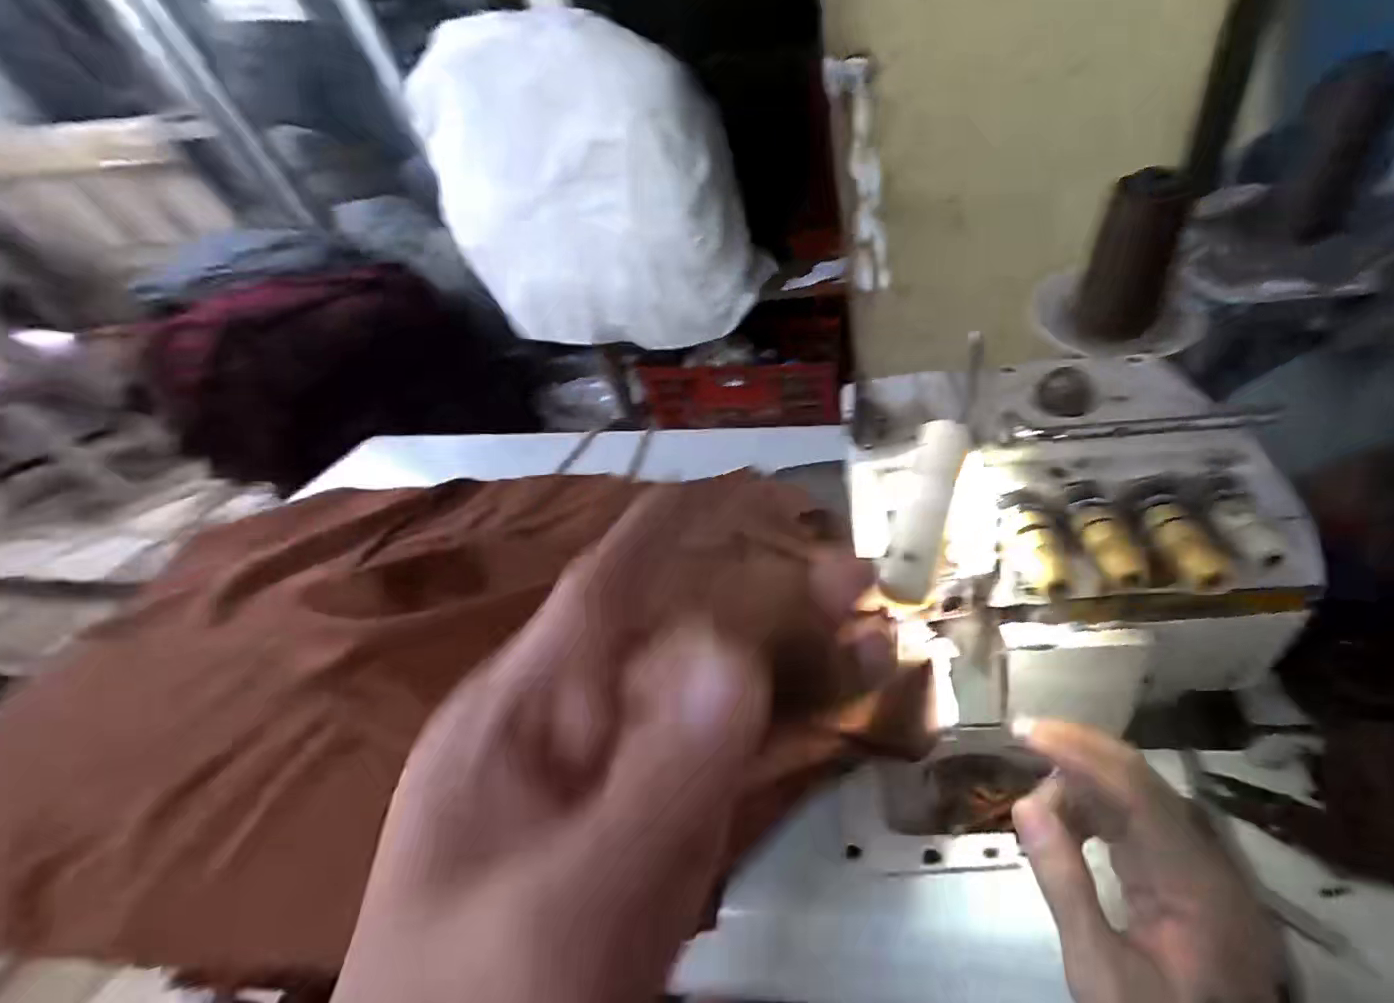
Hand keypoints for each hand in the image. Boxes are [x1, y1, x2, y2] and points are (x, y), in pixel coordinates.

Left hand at [332, 483, 883, 1002]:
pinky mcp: (666, 809)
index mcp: (524, 706)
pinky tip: (848, 693)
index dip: (688, 525)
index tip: (770, 491)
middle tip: (856, 577)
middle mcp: (579, 714)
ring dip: (796, 648)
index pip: (613, 582)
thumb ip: (656, 780)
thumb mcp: (561, 901)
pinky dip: (796, 715)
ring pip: (720, 680)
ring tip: (869, 626)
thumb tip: (735, 654)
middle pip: (680, 624)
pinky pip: (736, 744)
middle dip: (769, 591)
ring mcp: (628, 764)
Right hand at [1012, 719, 1285, 1002]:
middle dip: (1078, 752)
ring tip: (1037, 800)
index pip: (1135, 792)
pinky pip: (1138, 817)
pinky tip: (1066, 819)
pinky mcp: (1187, 869)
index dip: (1080, 753)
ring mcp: (1200, 862)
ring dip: (1083, 781)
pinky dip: (1096, 807)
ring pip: (1136, 791)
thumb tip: (1026, 804)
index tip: (1029, 733)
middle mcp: (1205, 858)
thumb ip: (1065, 887)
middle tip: (1023, 737)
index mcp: (1193, 883)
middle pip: (1139, 779)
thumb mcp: (1100, 972)